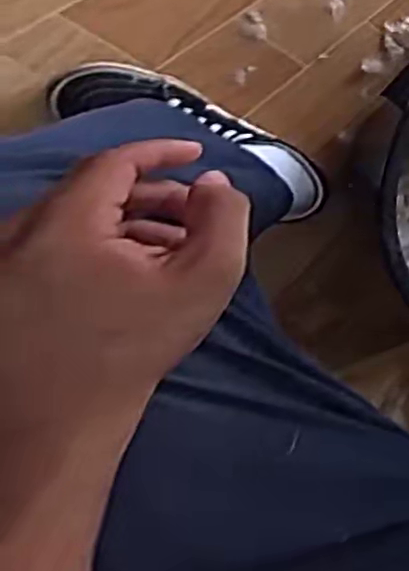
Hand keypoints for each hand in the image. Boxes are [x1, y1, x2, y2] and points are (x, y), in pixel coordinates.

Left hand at [0, 141, 248, 424]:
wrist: (54, 419)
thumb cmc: (136, 342)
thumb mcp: (210, 273)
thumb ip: (224, 215)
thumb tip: (214, 182)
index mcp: (60, 231)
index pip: (110, 165)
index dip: (160, 151)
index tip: (198, 153)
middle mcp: (9, 242)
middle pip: (89, 191)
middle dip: (153, 194)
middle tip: (199, 213)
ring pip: (66, 219)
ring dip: (126, 220)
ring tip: (172, 249)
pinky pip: (44, 245)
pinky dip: (94, 243)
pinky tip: (131, 271)